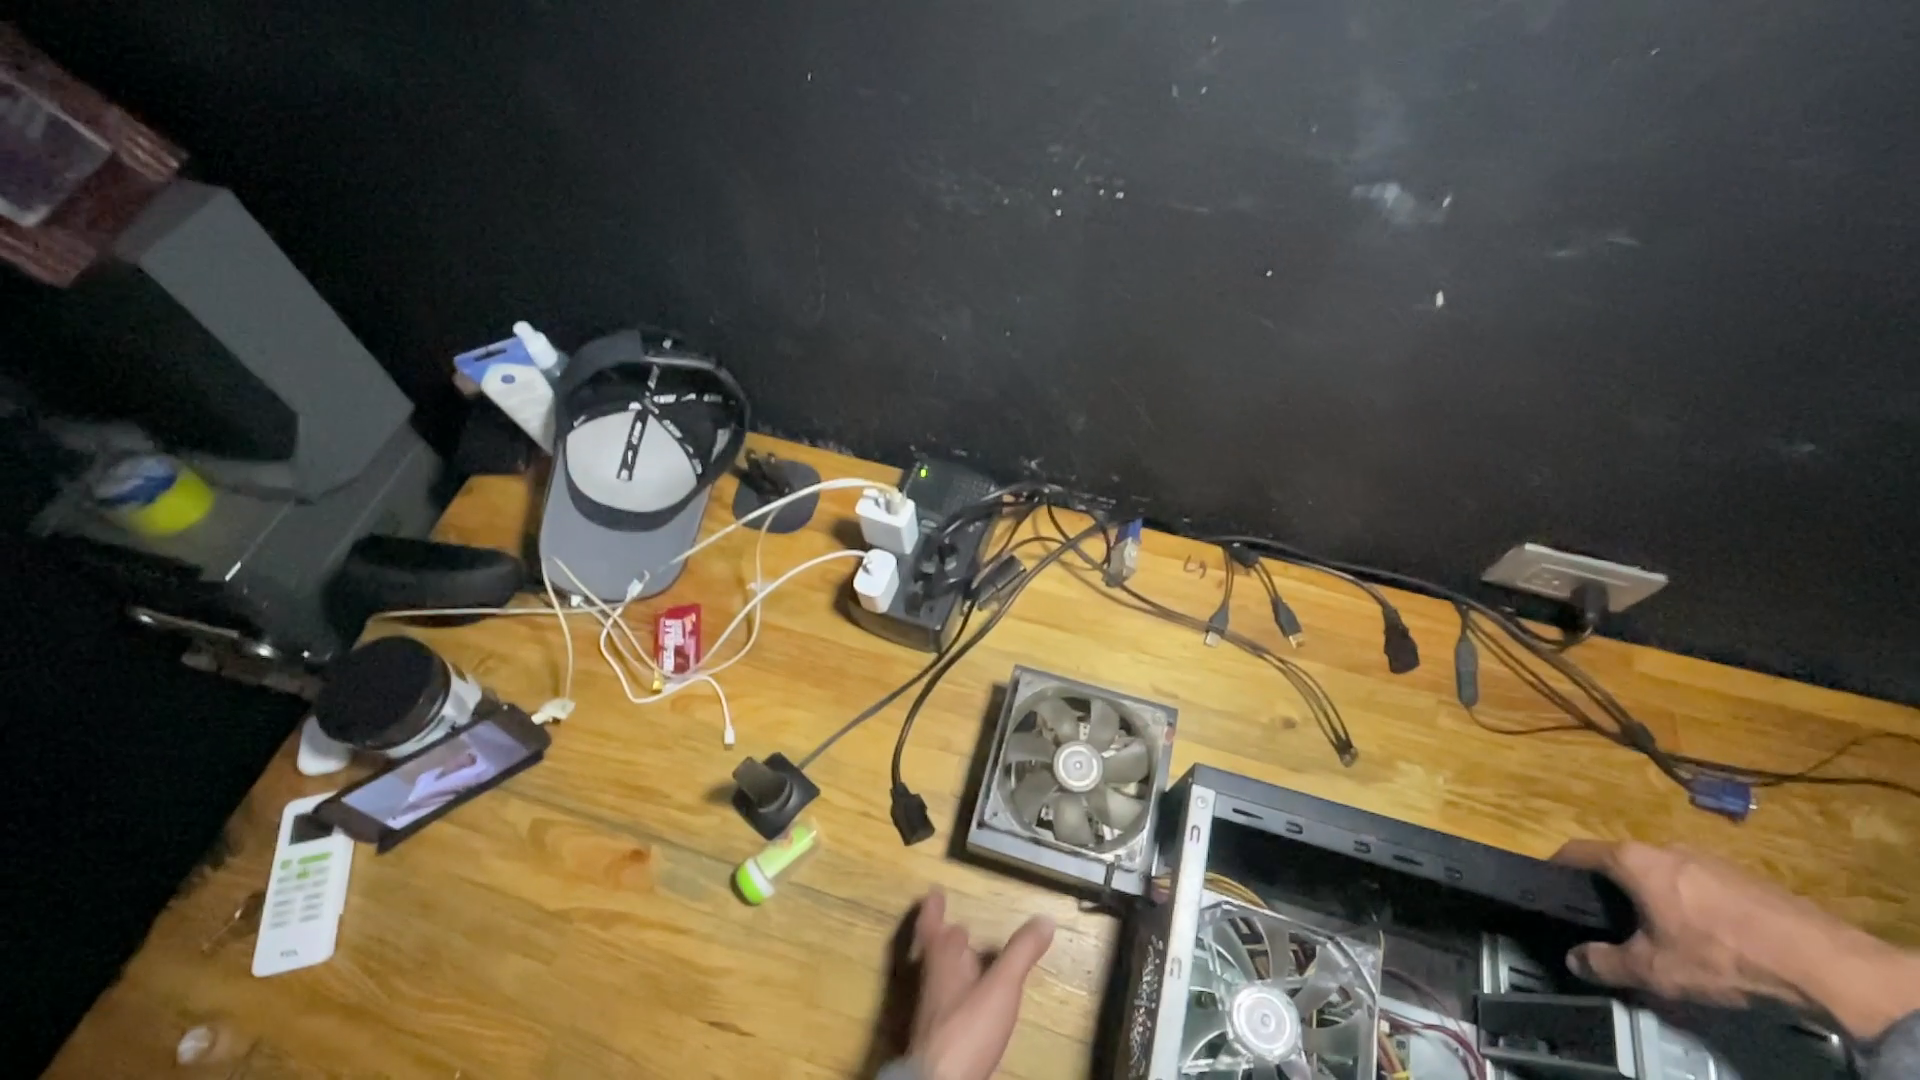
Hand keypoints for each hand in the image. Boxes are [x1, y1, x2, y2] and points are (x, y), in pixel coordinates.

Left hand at [907, 887, 1054, 1079]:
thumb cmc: (967, 1028)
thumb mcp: (1001, 986)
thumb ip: (1021, 953)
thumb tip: (1045, 918)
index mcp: (942, 963)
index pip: (932, 928)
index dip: (932, 910)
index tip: (934, 893)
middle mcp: (932, 984)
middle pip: (934, 953)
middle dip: (944, 938)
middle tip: (952, 926)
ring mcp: (932, 1014)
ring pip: (939, 980)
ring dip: (951, 966)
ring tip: (966, 960)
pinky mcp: (939, 1040)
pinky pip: (946, 1005)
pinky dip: (958, 994)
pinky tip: (970, 1003)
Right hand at [1554, 840, 1919, 1037]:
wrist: (1822, 964)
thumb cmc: (1719, 956)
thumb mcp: (1653, 970)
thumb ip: (1604, 963)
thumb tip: (1573, 959)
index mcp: (1634, 860)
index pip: (1576, 851)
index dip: (1556, 868)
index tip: (1550, 888)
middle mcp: (1665, 848)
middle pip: (1621, 861)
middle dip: (1609, 888)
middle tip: (1607, 921)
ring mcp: (1710, 859)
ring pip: (1662, 872)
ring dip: (1652, 895)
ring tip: (1659, 932)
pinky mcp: (1746, 877)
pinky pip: (1699, 884)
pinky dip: (1689, 903)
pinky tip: (1706, 937)